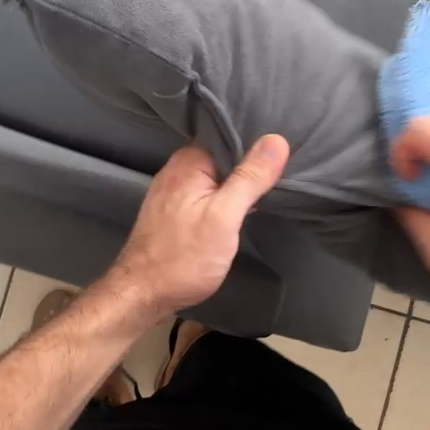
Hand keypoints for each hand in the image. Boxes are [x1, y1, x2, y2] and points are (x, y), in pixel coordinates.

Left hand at [102, 135, 290, 320]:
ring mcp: (173, 192)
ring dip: (238, 181)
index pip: (228, 135)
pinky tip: (242, 205)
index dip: (257, 138)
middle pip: (223, 155)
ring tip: (271, 181)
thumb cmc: (183, 257)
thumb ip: (250, 178)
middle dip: (250, 161)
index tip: (286, 143)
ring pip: (215, 176)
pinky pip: (206, 193)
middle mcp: (177, 170)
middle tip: (287, 164)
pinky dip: (225, 197)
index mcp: (188, 161)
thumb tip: (277, 140)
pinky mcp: (174, 212)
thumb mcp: (225, 216)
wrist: (142, 294)